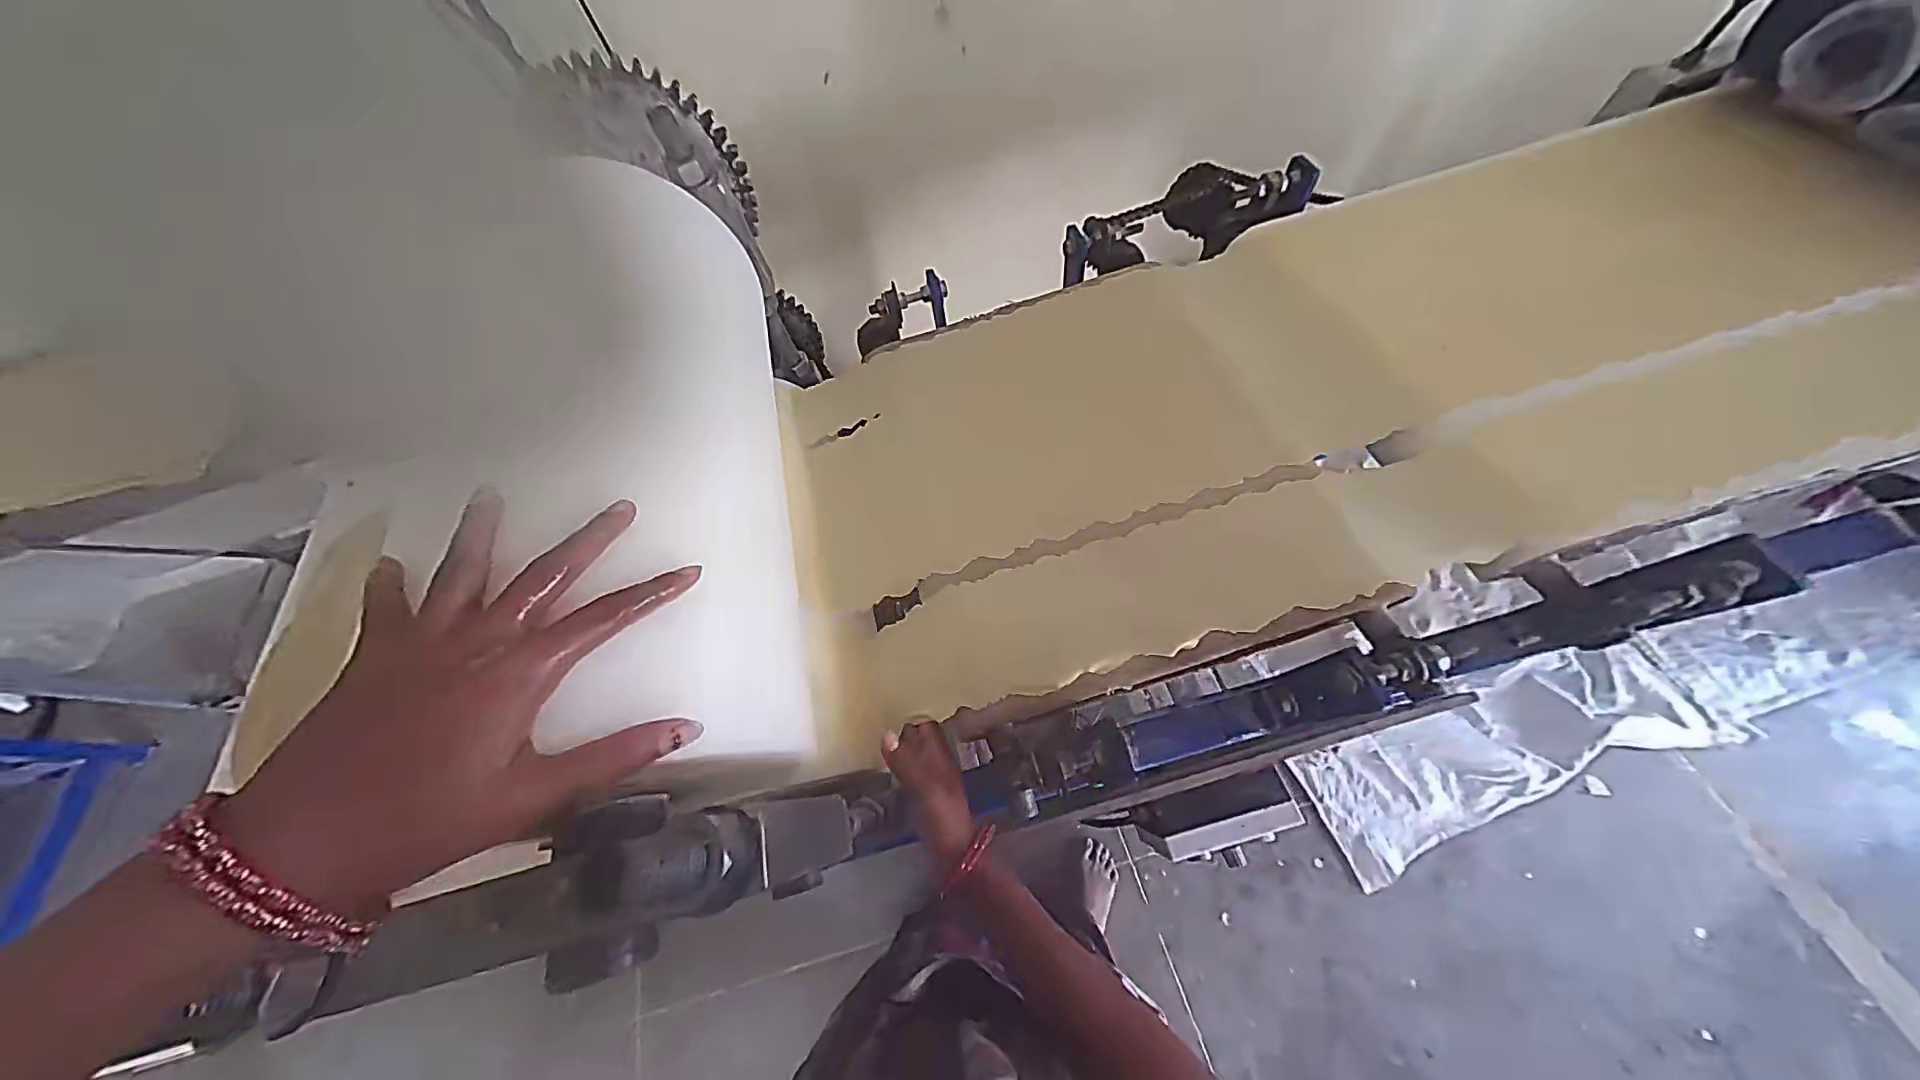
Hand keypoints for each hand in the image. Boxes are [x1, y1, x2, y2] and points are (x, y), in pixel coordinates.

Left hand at [218, 491, 702, 913]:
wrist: (298, 847)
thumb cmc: (429, 822)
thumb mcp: (533, 797)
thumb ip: (614, 757)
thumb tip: (685, 729)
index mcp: (520, 674)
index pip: (603, 620)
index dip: (650, 594)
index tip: (685, 571)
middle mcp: (476, 644)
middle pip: (544, 577)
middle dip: (588, 540)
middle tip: (618, 508)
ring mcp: (420, 644)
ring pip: (463, 573)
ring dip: (482, 533)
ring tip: (492, 496)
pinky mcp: (372, 657)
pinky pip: (386, 607)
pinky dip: (392, 583)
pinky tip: (394, 565)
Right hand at [881, 721, 975, 864]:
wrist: (956, 858)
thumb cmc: (944, 819)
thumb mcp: (924, 788)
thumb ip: (906, 762)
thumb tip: (886, 733)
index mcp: (943, 760)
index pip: (929, 730)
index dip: (915, 719)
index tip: (893, 707)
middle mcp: (941, 769)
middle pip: (924, 743)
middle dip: (908, 733)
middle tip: (881, 722)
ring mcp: (935, 786)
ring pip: (919, 760)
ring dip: (905, 751)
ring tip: (882, 744)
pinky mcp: (928, 804)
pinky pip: (913, 779)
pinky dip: (902, 772)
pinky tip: (890, 773)